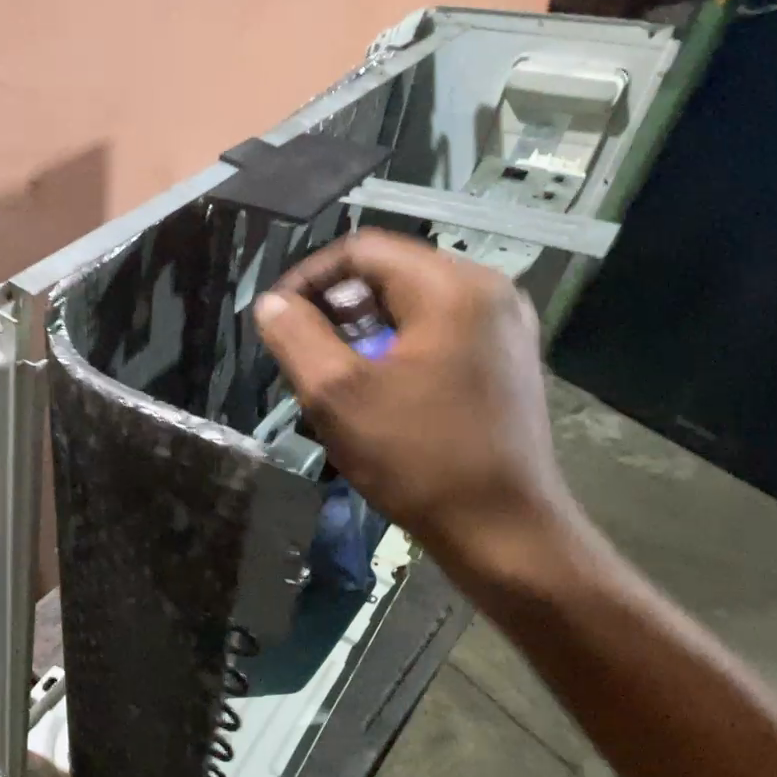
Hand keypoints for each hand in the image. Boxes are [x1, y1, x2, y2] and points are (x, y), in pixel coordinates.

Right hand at [253, 230, 577, 574]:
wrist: (501, 527)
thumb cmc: (417, 457)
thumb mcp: (338, 395)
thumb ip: (296, 338)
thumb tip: (272, 304)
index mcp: (452, 287)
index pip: (363, 250)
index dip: (308, 278)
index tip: (276, 320)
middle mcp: (488, 292)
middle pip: (390, 275)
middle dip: (335, 310)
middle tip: (302, 357)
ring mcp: (504, 328)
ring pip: (412, 308)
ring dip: (362, 334)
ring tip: (334, 382)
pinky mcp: (505, 362)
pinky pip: (437, 335)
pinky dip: (396, 352)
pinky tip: (377, 397)